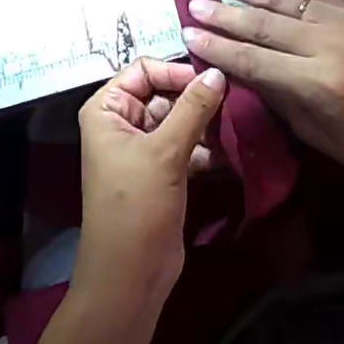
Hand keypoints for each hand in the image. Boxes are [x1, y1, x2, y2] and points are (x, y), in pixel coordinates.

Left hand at [72, 58, 226, 301]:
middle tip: (235, 101)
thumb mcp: (165, 151)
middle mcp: (120, 120)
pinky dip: (205, 147)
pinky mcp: (160, 170)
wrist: (130, 273)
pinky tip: (231, 149)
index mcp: (107, 107)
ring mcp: (140, 146)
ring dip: (204, 123)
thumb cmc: (136, 203)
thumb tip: (217, 72)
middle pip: (162, 92)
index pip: (143, 70)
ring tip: (236, 124)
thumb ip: (193, 108)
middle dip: (195, 98)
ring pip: (177, 119)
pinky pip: (184, 145)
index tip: (215, 79)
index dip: (176, 71)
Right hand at [182, 0, 343, 200]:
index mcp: (322, 85)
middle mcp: (333, 46)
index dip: (217, 47)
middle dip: (222, 14)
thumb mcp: (313, 132)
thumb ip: (272, 92)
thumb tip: (232, 63)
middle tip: (192, 4)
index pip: (254, 59)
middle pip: (263, 23)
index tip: (187, 35)